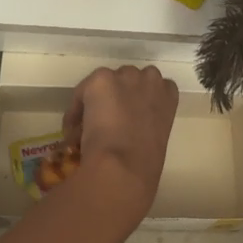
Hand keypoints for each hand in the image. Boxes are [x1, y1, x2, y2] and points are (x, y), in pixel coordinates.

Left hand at [61, 66, 178, 214]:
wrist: (125, 165)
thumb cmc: (146, 164)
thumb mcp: (156, 139)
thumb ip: (146, 125)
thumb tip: (125, 132)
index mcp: (169, 95)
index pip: (157, 86)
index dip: (139, 101)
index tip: (129, 118)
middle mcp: (150, 79)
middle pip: (129, 79)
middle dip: (119, 95)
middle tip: (107, 120)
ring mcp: (124, 77)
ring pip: (106, 81)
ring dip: (99, 98)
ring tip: (88, 124)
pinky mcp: (101, 79)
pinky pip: (84, 90)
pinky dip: (76, 109)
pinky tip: (74, 130)